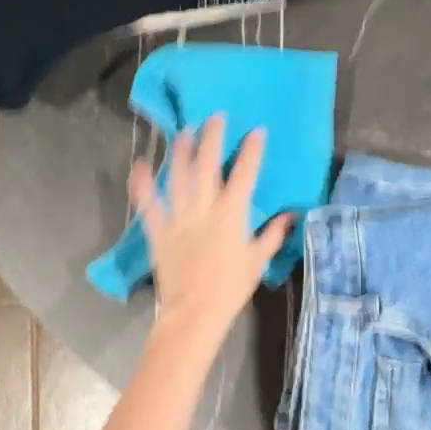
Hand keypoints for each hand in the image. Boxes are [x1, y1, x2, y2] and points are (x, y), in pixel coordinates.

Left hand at [130, 114, 291, 345]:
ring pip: (178, 177)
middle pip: (207, 165)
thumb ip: (272, 235)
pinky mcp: (158, 232)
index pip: (244, 175)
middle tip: (214, 117)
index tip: (256, 131)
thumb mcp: (258, 261)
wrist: (195, 312)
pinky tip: (140, 165)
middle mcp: (204, 209)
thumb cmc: (230, 288)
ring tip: (183, 132)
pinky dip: (142, 185)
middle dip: (212, 138)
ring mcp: (178, 219)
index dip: (251, 151)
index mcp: (231, 215)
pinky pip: (148, 205)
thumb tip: (289, 216)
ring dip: (180, 151)